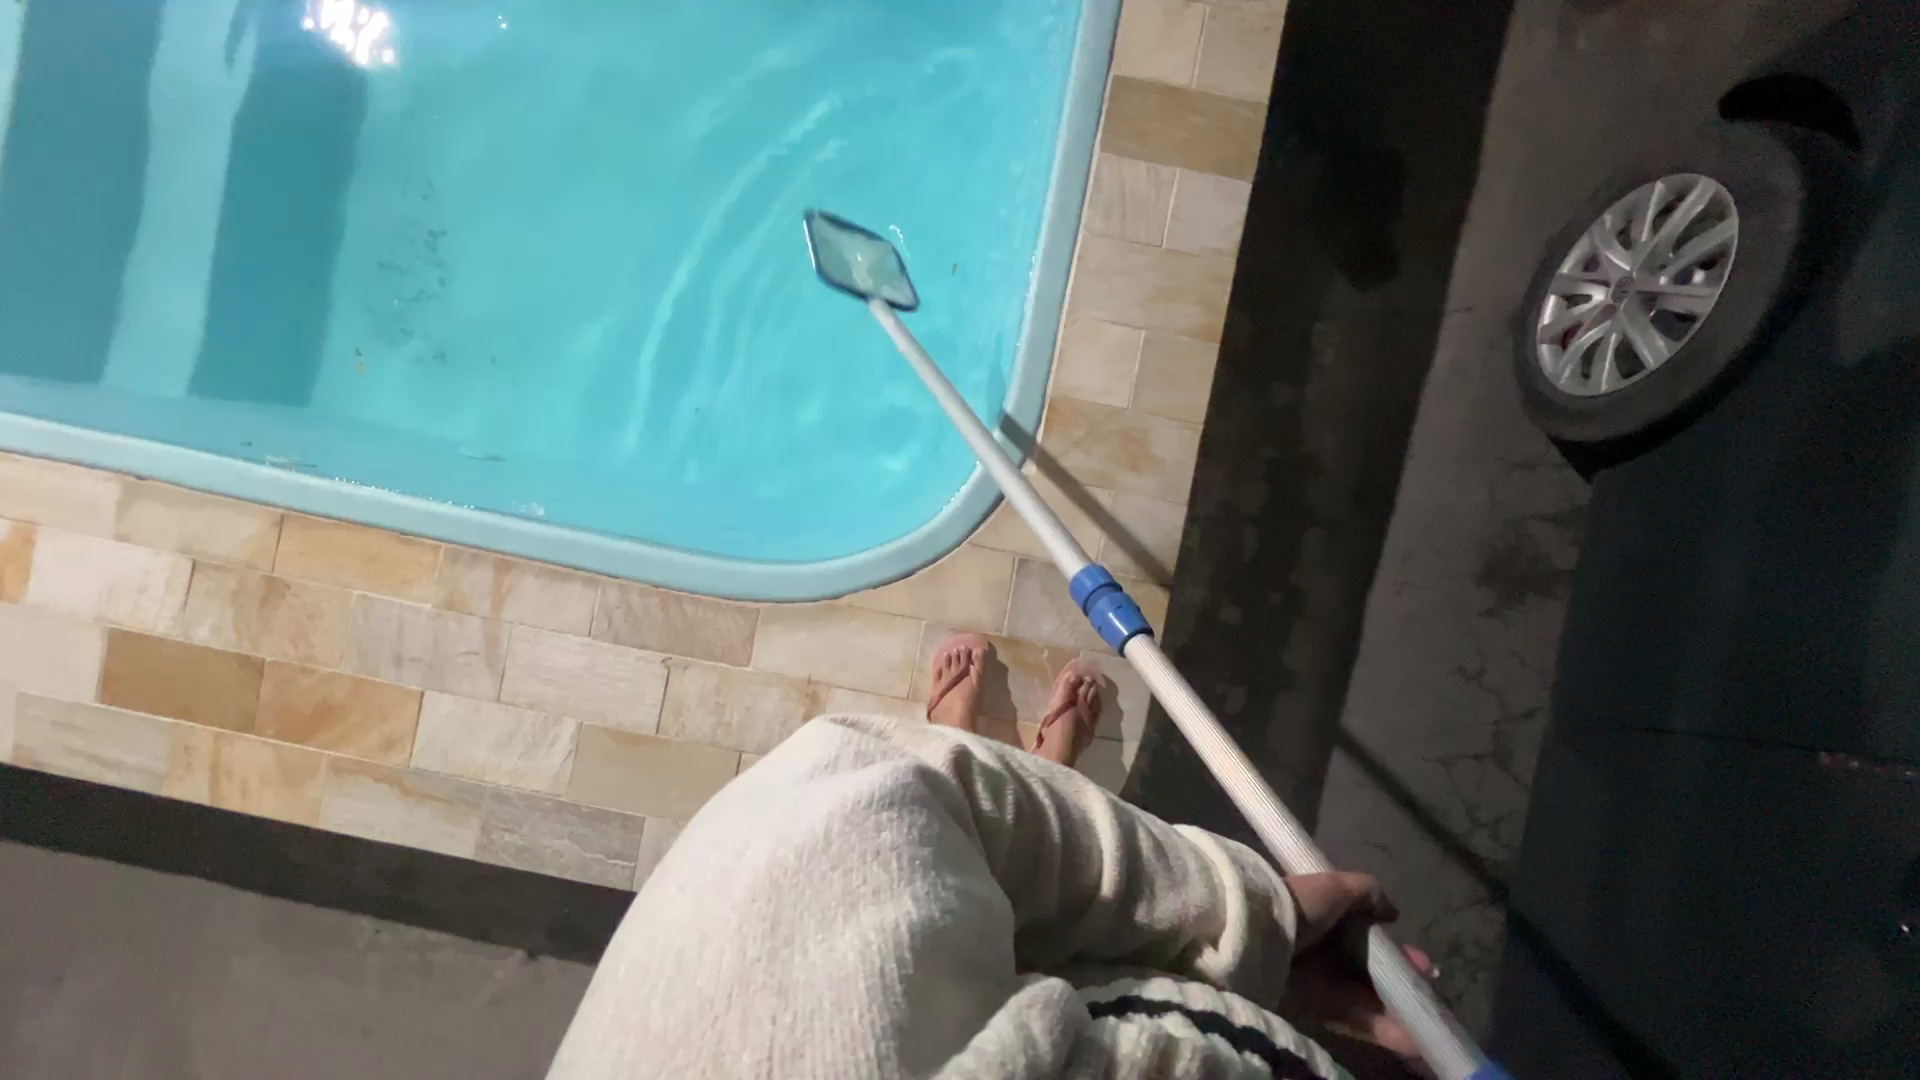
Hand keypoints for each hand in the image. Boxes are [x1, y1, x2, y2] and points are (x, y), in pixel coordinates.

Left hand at [1279, 872, 1435, 1064]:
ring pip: (1366, 999)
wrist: (1258, 934)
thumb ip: (1364, 893)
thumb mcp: (1333, 886)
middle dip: (1402, 982)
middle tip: (1430, 991)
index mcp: (1323, 916)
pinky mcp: (1313, 1007)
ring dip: (1399, 1012)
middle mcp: (1320, 948)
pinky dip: (1382, 1030)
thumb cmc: (1298, 905)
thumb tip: (1392, 911)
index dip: (1395, 951)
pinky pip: (1353, 1020)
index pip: (1365, 937)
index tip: (1422, 962)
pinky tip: (1413, 1041)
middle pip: (1369, 970)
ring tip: (1431, 1023)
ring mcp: (1317, 979)